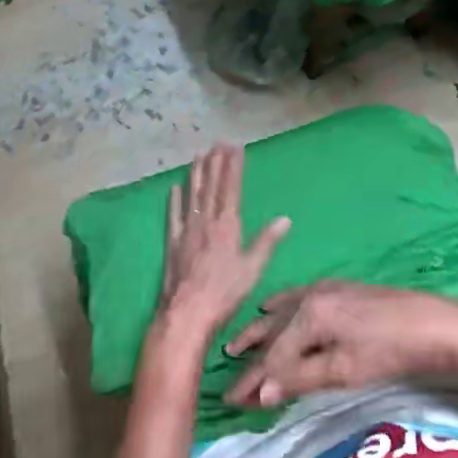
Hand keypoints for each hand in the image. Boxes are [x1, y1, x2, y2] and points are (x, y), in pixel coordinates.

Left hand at [158, 145, 289, 338]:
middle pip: (211, 187)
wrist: (186, 315)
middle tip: (217, 142)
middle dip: (215, 163)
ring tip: (198, 155)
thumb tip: (285, 218)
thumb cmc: (224, 293)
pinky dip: (175, 200)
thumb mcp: (253, 268)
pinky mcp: (171, 245)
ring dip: (196, 174)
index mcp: (227, 226)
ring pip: (192, 196)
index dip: (233, 167)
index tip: (234, 147)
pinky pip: (173, 216)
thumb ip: (267, 241)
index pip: (231, 189)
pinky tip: (174, 188)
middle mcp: (205, 222)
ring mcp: (186, 232)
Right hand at [222, 282, 457, 407]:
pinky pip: (298, 298)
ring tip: (240, 340)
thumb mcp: (343, 371)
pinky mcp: (341, 288)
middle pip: (273, 329)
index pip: (273, 354)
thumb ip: (300, 378)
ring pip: (283, 311)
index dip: (252, 380)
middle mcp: (311, 296)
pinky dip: (281, 308)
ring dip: (262, 328)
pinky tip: (276, 307)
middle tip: (226, 368)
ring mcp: (326, 288)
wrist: (433, 323)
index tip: (230, 400)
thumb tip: (261, 392)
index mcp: (308, 315)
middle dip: (250, 351)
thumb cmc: (388, 351)